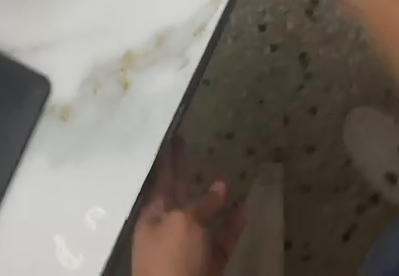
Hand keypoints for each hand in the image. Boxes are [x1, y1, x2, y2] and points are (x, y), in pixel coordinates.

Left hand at [132, 141, 244, 275]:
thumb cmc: (170, 261)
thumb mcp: (183, 223)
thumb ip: (201, 204)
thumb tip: (220, 187)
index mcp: (154, 216)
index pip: (162, 179)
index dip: (168, 159)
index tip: (172, 136)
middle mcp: (169, 229)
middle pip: (179, 194)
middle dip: (184, 171)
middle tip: (188, 143)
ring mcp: (188, 249)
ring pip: (203, 219)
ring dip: (215, 200)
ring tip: (228, 178)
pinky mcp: (206, 266)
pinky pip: (220, 241)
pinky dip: (232, 226)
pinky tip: (244, 209)